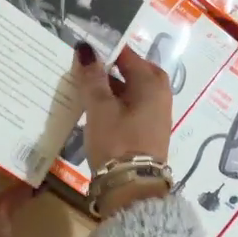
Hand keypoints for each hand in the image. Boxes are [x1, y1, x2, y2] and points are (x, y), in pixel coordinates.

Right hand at [70, 43, 173, 217]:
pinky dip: (112, 103)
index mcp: (152, 81)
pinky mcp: (146, 130)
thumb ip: (92, 76)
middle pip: (129, 71)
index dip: (103, 48)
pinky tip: (93, 108)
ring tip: (81, 86)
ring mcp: (154, 113)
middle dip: (105, 68)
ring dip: (106, 87)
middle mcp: (159, 93)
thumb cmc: (117, 141)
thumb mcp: (100, 107)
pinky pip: (128, 106)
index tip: (80, 47)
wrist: (132, 189)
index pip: (125, 53)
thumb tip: (85, 48)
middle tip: (78, 66)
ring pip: (127, 90)